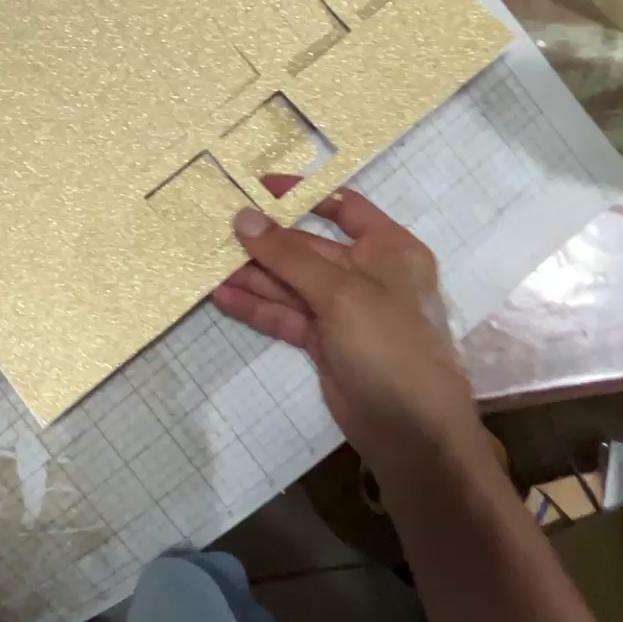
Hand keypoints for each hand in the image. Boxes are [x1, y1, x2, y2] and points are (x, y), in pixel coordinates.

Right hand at [212, 183, 482, 478]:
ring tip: (209, 263)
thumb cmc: (390, 346)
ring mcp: (344, 310)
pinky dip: (257, 307)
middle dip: (265, 242)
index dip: (303, 194)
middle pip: (307, 247)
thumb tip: (243, 217)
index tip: (258, 186)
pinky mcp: (324, 341)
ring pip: (290, 283)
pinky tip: (224, 297)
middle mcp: (367, 274)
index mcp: (388, 250)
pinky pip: (285, 314)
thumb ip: (288, 254)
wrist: (413, 435)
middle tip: (217, 229)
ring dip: (253, 276)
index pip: (344, 206)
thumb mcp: (340, 293)